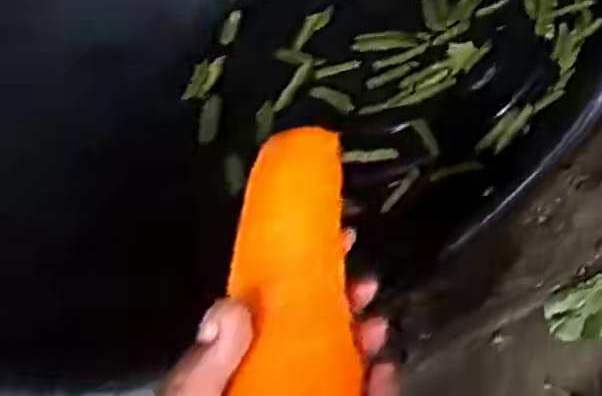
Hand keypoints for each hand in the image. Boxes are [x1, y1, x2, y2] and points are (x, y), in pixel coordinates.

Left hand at [160, 275, 398, 395]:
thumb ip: (199, 377)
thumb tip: (230, 304)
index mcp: (231, 377)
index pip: (266, 317)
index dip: (304, 275)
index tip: (343, 239)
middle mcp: (270, 383)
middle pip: (312, 332)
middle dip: (346, 303)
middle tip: (366, 286)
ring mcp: (309, 395)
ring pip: (345, 359)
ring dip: (366, 338)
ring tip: (376, 332)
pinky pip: (367, 393)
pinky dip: (382, 381)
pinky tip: (383, 374)